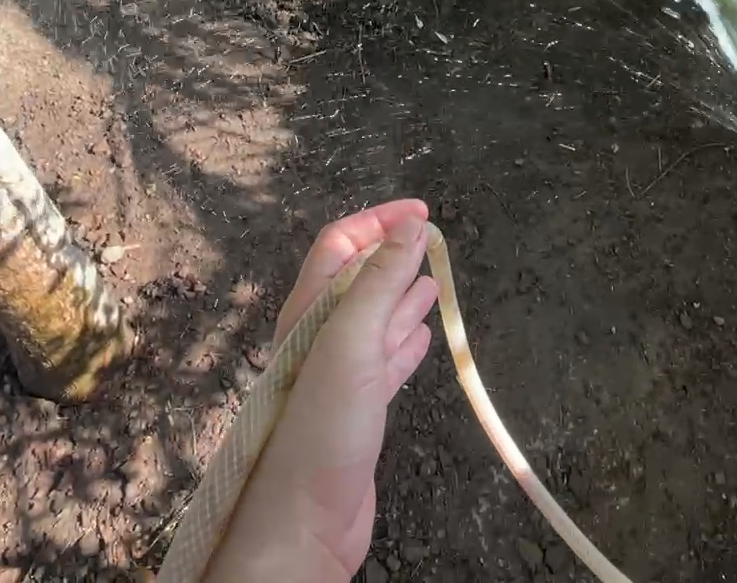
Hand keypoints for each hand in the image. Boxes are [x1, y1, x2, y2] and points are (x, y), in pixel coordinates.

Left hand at [202, 201, 438, 582]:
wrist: (302, 523)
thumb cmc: (322, 421)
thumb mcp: (351, 338)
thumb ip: (380, 280)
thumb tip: (412, 227)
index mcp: (310, 308)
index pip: (341, 243)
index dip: (378, 221)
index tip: (423, 213)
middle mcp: (322, 334)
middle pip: (360, 277)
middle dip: (395, 253)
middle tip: (433, 241)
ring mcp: (341, 373)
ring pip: (377, 319)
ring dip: (404, 295)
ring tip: (434, 280)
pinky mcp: (359, 408)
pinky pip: (386, 360)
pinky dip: (408, 341)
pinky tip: (427, 334)